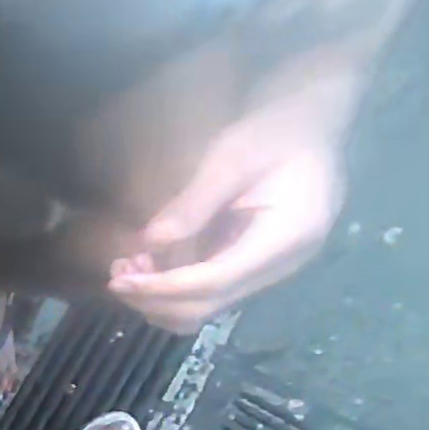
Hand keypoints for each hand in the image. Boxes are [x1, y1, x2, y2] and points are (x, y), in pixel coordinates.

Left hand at [108, 73, 352, 331]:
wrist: (312, 121)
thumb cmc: (276, 127)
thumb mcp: (232, 155)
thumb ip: (192, 204)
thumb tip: (150, 244)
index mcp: (288, 236)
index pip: (214, 282)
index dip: (161, 288)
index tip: (119, 281)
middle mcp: (281, 266)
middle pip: (206, 306)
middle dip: (154, 298)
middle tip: (116, 275)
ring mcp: (267, 273)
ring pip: (202, 309)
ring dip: (158, 299)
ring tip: (126, 268)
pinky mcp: (250, 270)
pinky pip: (205, 294)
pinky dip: (170, 289)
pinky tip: (146, 265)